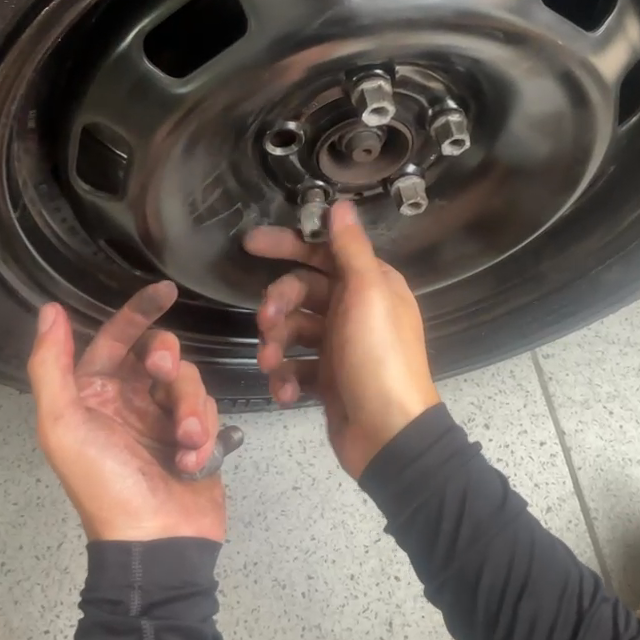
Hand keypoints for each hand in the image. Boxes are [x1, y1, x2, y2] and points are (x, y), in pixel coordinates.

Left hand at [27, 282, 225, 541]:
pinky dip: (203, 432)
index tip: (167, 290)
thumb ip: (51, 366)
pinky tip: (193, 460)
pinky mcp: (196, 438)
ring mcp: (164, 420)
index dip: (139, 311)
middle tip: (167, 376)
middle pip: (162, 355)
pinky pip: (210, 410)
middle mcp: (130, 400)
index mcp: (94, 393)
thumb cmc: (104, 482)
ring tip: (185, 442)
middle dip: (169, 363)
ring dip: (189, 409)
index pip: (118, 338)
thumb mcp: (64, 425)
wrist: (155, 544)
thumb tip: (50, 310)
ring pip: (190, 382)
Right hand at [243, 200, 439, 477]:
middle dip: (278, 305)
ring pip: (293, 331)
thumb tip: (340, 204)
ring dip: (276, 345)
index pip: (322, 252)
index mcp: (370, 283)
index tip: (249, 244)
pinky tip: (286, 393)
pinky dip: (286, 379)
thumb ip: (350, 248)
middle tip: (265, 322)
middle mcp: (355, 309)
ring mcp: (341, 346)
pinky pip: (296, 368)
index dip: (287, 245)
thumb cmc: (379, 356)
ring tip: (271, 365)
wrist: (389, 434)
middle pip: (301, 292)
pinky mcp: (329, 380)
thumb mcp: (367, 293)